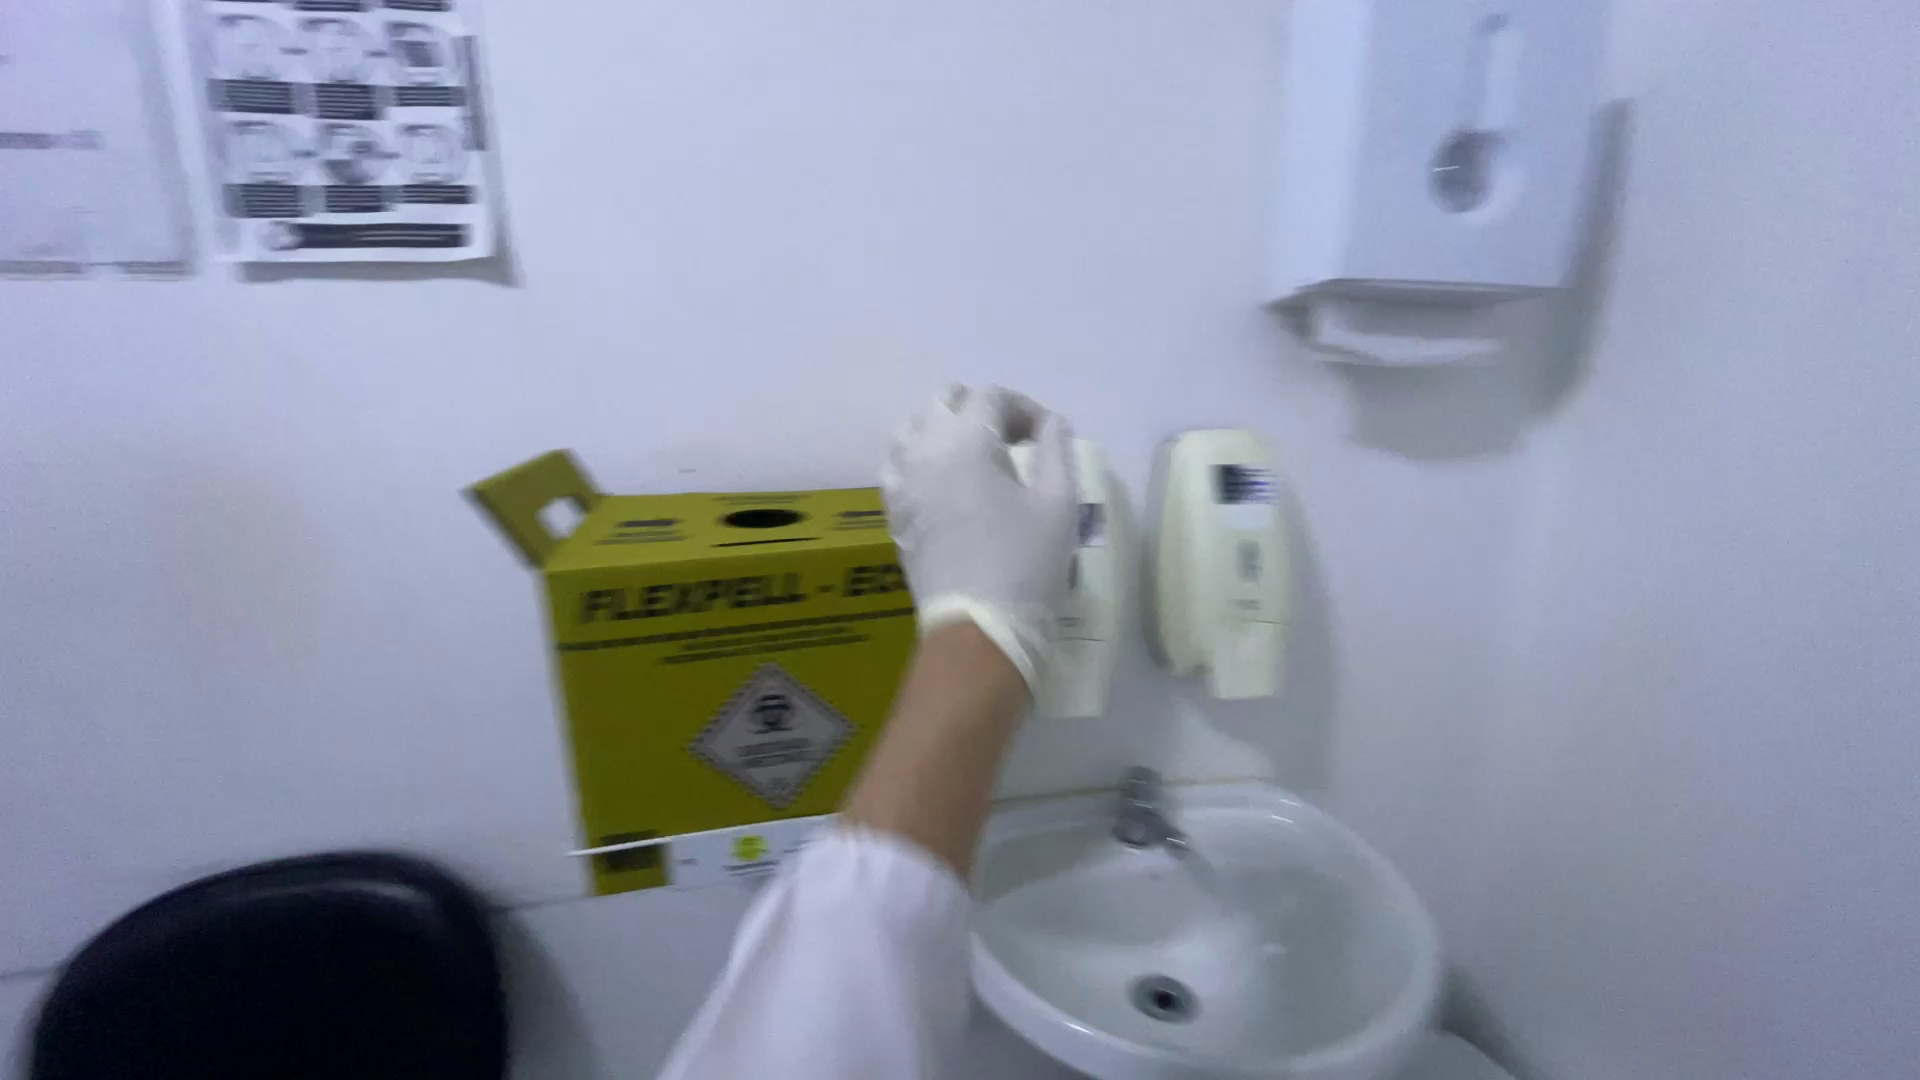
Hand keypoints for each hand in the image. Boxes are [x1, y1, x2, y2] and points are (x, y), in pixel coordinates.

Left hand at [881, 386, 1077, 691]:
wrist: (977, 628)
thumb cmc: (1025, 563)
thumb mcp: (1059, 502)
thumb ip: (1056, 448)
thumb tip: (1051, 422)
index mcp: (965, 441)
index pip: (990, 397)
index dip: (1023, 408)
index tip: (1045, 436)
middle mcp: (923, 451)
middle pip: (945, 402)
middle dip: (981, 409)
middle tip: (1013, 440)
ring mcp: (901, 482)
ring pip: (913, 429)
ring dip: (944, 429)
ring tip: (975, 457)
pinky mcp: (894, 513)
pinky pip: (899, 466)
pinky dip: (921, 460)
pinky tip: (946, 485)